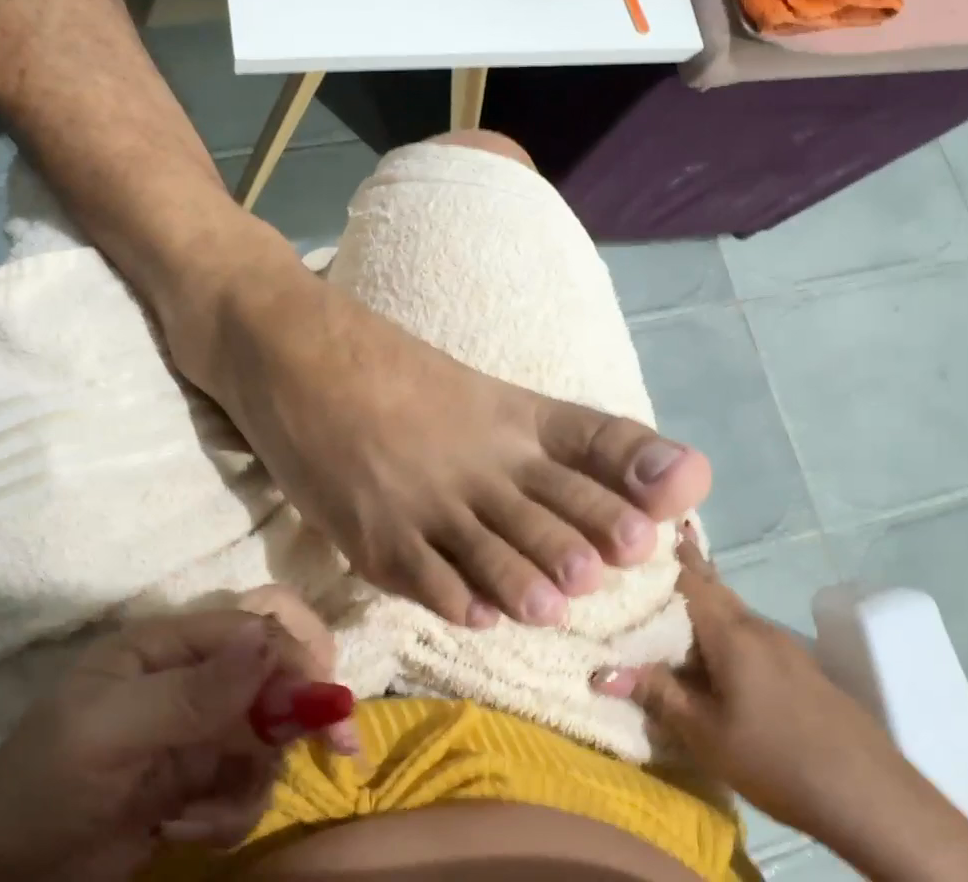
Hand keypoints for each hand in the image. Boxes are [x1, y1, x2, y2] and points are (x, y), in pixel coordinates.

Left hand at [0, 610, 346, 881]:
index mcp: (164, 644)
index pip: (252, 626)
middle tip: (336, 751)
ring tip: (200, 816)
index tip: (329, 712)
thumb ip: (192, 690)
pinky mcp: (200, 780)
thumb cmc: (45, 783)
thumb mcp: (110, 731)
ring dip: (251, 781)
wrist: (4, 870)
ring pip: (270, 736)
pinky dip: (233, 813)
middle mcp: (189, 677)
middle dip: (303, 711)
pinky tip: (186, 829)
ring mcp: (197, 730)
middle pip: (275, 672)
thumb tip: (268, 639)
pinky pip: (250, 784)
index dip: (297, 661)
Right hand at [197, 239, 712, 629]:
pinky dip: (458, 600)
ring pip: (499, 557)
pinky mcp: (373, 534)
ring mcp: (426, 499)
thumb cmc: (378, 367)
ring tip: (550, 606)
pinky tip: (477, 615)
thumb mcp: (468, 389)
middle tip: (609, 569)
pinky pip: (427, 580)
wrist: (292, 351)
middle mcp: (479, 457)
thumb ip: (528, 434)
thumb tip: (586, 479)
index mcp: (509, 413)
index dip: (642, 473)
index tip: (674, 498)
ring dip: (531, 584)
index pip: (596, 441)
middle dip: (592, 541)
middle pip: (556, 512)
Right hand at [591, 541, 910, 840]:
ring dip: (698, 600)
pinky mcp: (800, 670)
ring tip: (662, 598)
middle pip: (711, 586)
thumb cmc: (778, 760)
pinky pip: (747, 632)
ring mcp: (785, 647)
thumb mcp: (703, 733)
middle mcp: (758, 628)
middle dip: (677, 569)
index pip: (686, 577)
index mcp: (731, 633)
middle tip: (637, 557)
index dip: (655, 556)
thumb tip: (599, 669)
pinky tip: (709, 645)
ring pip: (730, 611)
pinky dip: (719, 626)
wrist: (875, 799)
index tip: (626, 534)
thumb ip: (656, 693)